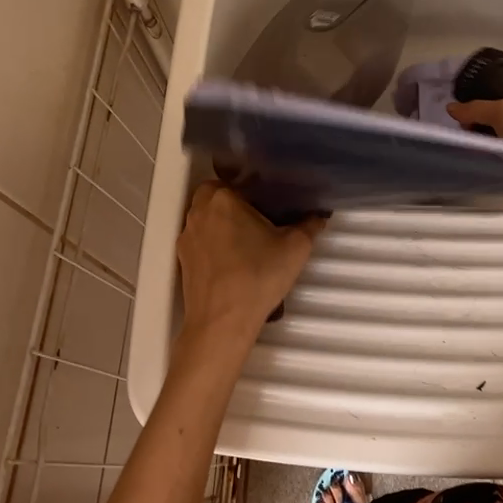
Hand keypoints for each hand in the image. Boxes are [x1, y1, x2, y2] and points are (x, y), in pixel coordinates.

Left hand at [177, 182, 323, 343]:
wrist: (222, 323)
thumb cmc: (257, 278)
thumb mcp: (296, 248)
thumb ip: (310, 225)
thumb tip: (319, 215)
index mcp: (224, 198)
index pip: (241, 179)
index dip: (258, 189)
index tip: (272, 203)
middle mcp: (200, 211)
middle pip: (218, 194)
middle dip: (236, 202)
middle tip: (259, 217)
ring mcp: (188, 236)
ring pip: (206, 216)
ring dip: (223, 222)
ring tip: (247, 240)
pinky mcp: (183, 259)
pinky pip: (201, 240)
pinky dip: (214, 244)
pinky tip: (233, 260)